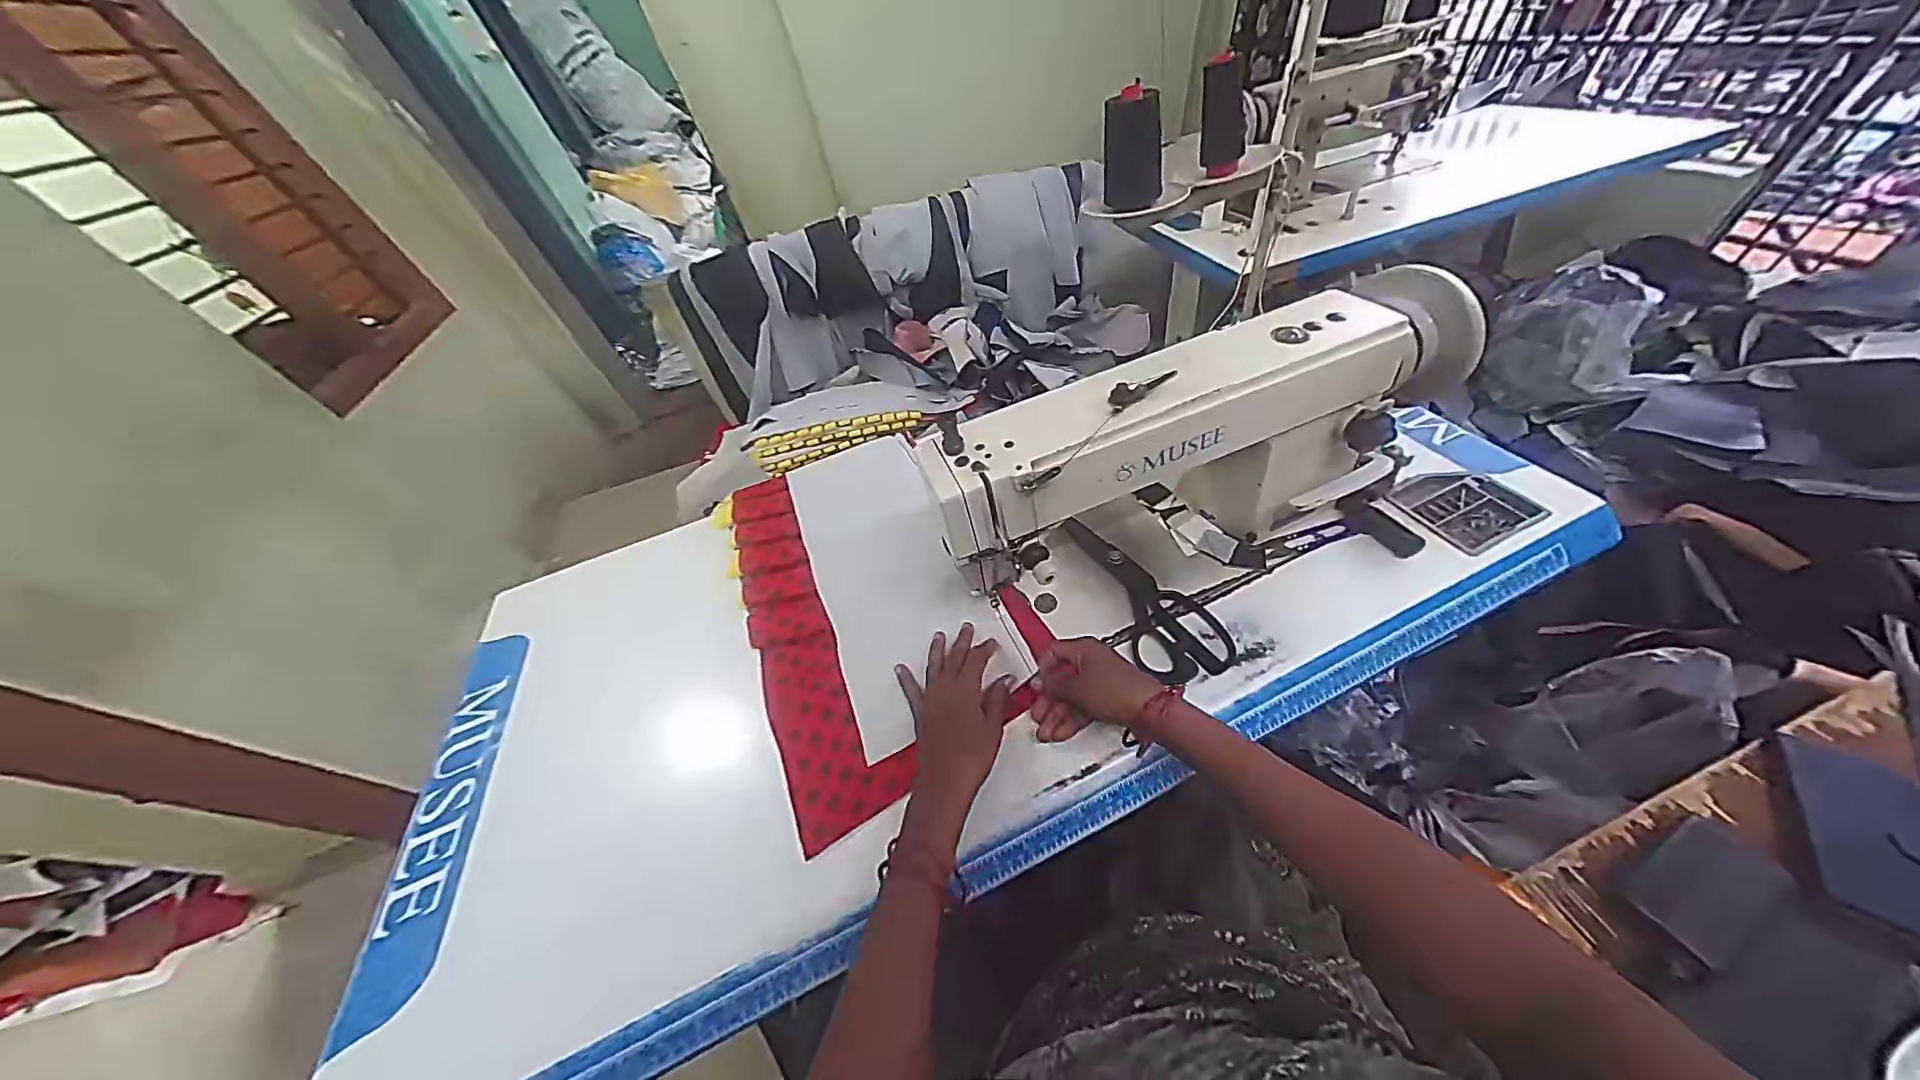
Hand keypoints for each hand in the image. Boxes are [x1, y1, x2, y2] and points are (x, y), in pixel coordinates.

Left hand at [897, 624, 1013, 805]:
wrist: (945, 781)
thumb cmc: (970, 758)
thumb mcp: (993, 727)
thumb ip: (997, 700)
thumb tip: (1003, 682)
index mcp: (967, 689)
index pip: (977, 660)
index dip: (985, 650)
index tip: (991, 644)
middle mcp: (946, 690)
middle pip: (955, 658)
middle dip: (962, 642)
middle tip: (966, 630)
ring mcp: (931, 700)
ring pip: (934, 667)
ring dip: (938, 651)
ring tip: (939, 638)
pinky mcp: (920, 714)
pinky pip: (912, 690)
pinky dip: (906, 678)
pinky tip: (901, 669)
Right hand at [1032, 638, 1163, 736]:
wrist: (1148, 710)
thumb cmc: (1120, 690)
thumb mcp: (1076, 687)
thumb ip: (1053, 684)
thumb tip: (1039, 682)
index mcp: (1084, 649)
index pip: (1053, 652)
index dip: (1041, 669)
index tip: (1036, 685)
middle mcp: (1091, 662)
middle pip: (1061, 679)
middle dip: (1048, 700)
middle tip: (1038, 713)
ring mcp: (1099, 681)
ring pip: (1071, 696)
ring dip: (1057, 714)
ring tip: (1047, 730)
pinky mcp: (1106, 698)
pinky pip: (1082, 706)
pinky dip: (1071, 718)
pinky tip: (1061, 731)